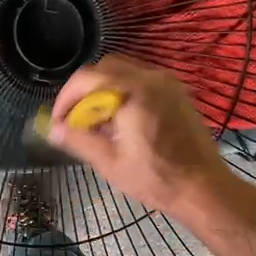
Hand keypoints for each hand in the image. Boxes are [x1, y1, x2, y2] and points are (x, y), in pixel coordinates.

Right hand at [46, 56, 238, 222]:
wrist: (203, 187)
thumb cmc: (156, 179)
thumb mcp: (110, 163)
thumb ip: (79, 140)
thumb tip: (52, 130)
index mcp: (132, 92)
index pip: (86, 79)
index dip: (66, 98)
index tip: (58, 121)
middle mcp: (151, 78)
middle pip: (105, 68)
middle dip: (84, 91)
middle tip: (75, 119)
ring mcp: (167, 83)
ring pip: (124, 72)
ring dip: (104, 90)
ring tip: (98, 123)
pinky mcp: (177, 93)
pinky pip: (142, 81)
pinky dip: (124, 92)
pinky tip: (122, 122)